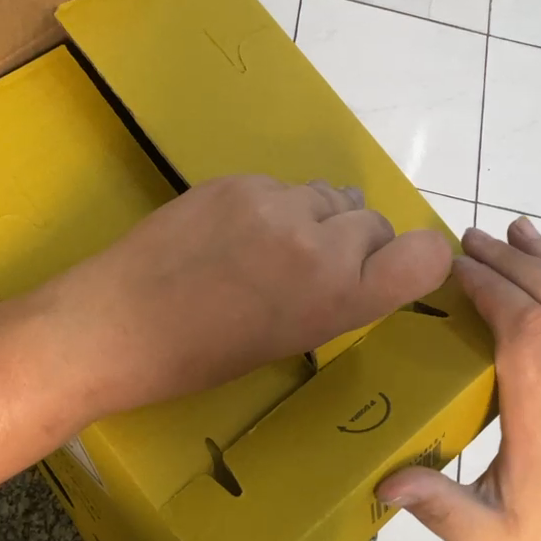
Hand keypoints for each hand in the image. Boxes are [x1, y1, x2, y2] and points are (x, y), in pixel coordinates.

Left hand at [45, 175, 454, 412]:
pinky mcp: (235, 181)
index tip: (383, 272)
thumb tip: (347, 263)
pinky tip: (228, 236)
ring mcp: (276, 203)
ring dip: (312, 219)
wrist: (117, 325)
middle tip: (307, 271)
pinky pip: (277, 187)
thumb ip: (330, 298)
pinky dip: (268, 208)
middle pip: (373, 220)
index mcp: (339, 298)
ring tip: (264, 251)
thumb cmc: (197, 359)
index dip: (410, 261)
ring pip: (325, 196)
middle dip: (352, 244)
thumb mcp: (282, 342)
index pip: (424, 254)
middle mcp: (320, 242)